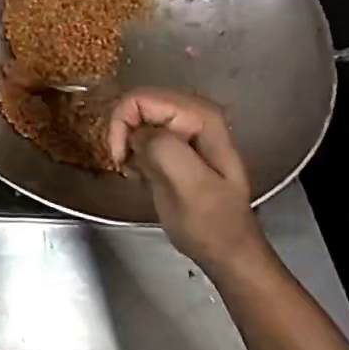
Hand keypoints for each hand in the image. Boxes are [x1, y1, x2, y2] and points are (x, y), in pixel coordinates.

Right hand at [107, 88, 264, 270]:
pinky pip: (138, 132)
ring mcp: (183, 127)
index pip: (140, 98)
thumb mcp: (191, 187)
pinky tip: (141, 172)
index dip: (122, 124)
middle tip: (126, 166)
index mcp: (201, 116)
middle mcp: (193, 113)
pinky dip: (131, 151)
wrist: (227, 251)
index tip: (121, 157)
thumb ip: (164, 149)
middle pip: (135, 104)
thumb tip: (136, 132)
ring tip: (136, 172)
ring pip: (133, 118)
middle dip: (122, 133)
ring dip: (126, 144)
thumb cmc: (212, 223)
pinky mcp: (173, 142)